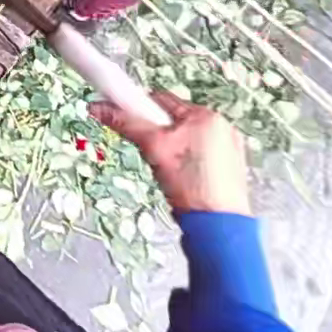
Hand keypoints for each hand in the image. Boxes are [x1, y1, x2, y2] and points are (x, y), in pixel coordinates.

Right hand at [91, 91, 250, 215]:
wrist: (218, 231)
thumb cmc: (189, 187)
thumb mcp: (153, 148)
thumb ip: (127, 123)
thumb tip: (99, 108)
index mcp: (205, 114)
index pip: (163, 100)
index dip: (142, 109)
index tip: (128, 118)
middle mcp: (221, 125)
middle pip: (175, 119)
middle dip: (160, 133)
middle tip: (154, 153)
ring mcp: (230, 146)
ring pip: (187, 136)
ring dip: (175, 147)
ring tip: (171, 170)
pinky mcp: (233, 166)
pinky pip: (202, 152)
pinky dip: (190, 160)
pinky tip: (186, 177)